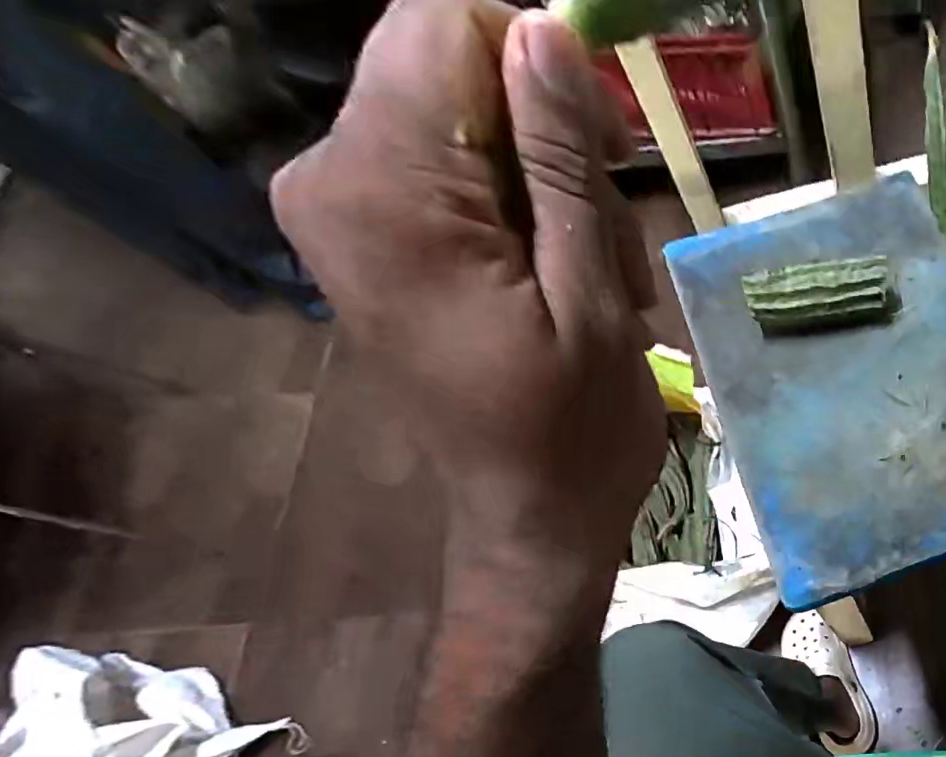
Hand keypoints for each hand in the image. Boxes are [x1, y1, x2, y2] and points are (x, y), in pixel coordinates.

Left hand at [270, 0, 664, 572]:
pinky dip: (522, 219)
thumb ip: (562, 164)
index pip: (442, 26)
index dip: (540, 64)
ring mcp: (346, 214)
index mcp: (387, 191)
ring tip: (600, 284)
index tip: (607, 150)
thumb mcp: (592, 300)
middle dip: (550, 142)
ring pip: (463, 129)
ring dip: (551, 192)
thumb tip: (545, 29)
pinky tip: (567, 286)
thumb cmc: (577, 430)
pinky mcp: (375, 245)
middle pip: (450, 73)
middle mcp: (334, 180)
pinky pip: (453, 180)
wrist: (534, 520)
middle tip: (611, 243)